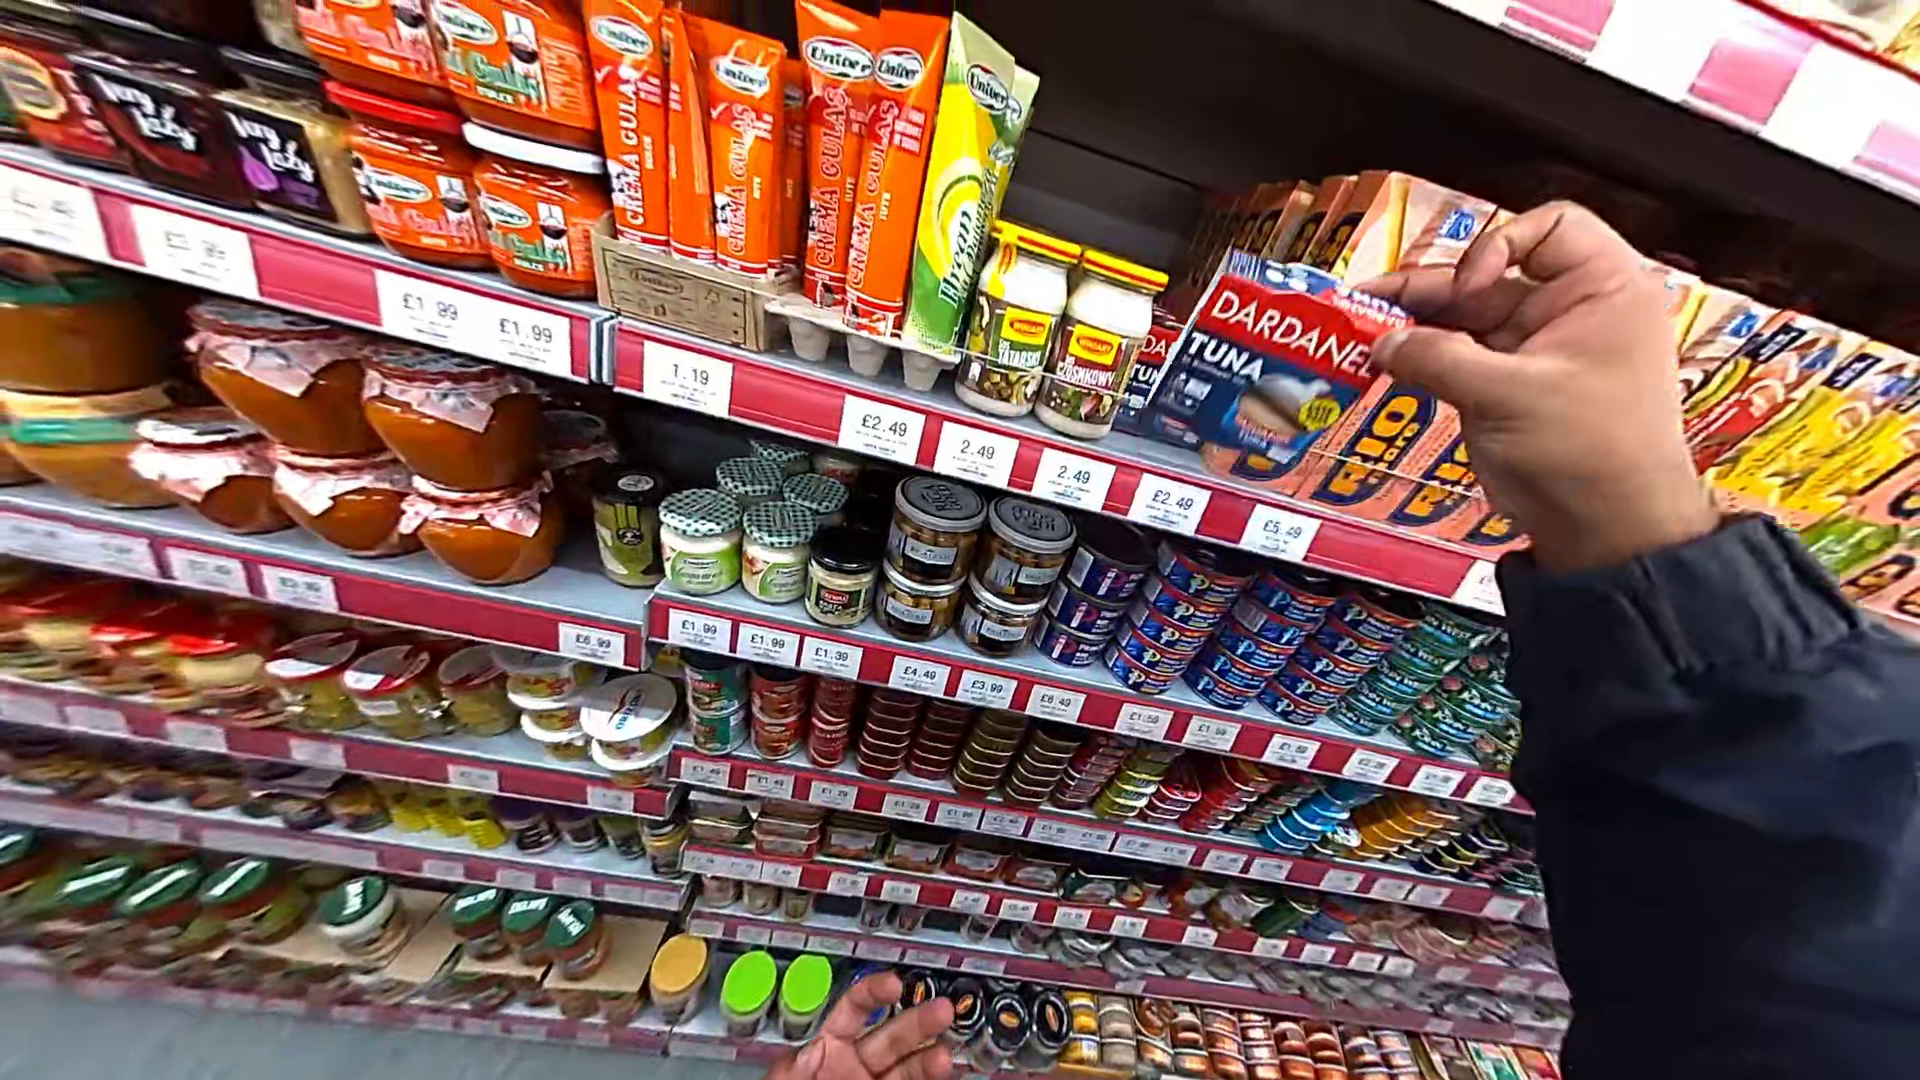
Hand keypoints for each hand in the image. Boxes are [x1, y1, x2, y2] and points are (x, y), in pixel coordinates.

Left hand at [767, 973, 954, 1079]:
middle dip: (918, 1021)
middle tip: (941, 1009)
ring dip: (928, 1060)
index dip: (875, 992)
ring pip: (907, 1071)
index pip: (855, 1009)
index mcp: (828, 1050)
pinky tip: (942, 1079)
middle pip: (891, 1036)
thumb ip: (792, 1071)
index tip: (895, 985)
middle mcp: (856, 1067)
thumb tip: (811, 1049)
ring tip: (944, 1057)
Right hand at [1362, 201, 1718, 571]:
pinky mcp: (1489, 383)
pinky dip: (1409, 356)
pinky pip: (1443, 356)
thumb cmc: (1585, 447)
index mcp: (1597, 291)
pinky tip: (1375, 360)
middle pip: (1480, 277)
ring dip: (1406, 324)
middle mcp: (1558, 311)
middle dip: (1423, 290)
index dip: (1496, 247)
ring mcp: (1520, 349)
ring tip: (1357, 329)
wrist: (1594, 516)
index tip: (1464, 288)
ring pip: (1453, 318)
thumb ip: (1440, 360)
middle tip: (1363, 300)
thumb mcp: (1511, 393)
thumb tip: (1381, 343)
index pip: (1549, 228)